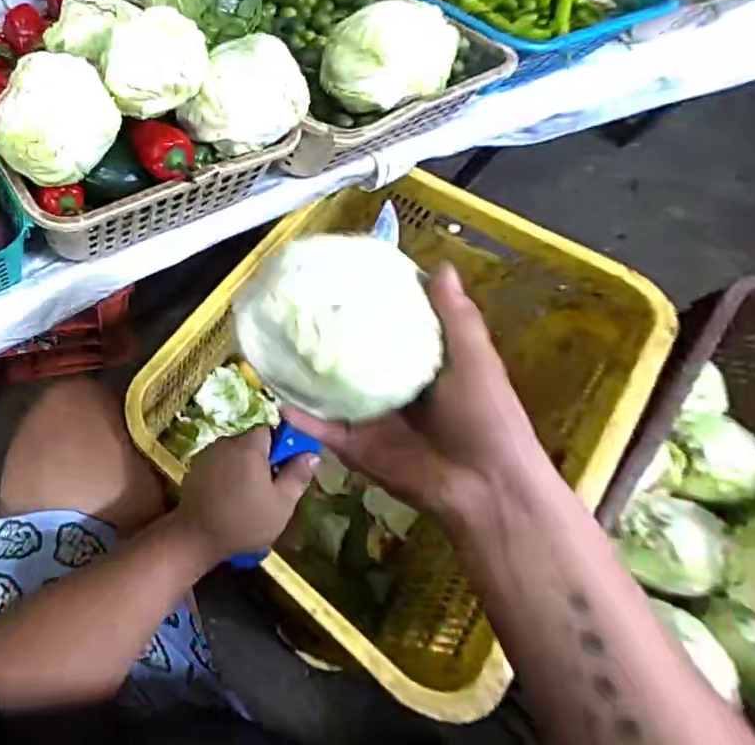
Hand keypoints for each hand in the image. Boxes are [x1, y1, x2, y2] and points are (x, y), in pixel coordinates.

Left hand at [173, 426, 316, 559]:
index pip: (268, 429)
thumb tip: (311, 454)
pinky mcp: (196, 466)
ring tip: (251, 495)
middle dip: (263, 458)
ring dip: (245, 466)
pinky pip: (220, 462)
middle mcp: (225, 442)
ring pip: (235, 452)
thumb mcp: (281, 503)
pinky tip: (231, 496)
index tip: (287, 465)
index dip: (280, 444)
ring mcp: (208, 453)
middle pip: (250, 441)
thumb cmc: (246, 520)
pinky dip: (228, 473)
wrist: (197, 534)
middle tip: (272, 486)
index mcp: (248, 446)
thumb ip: (297, 475)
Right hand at [283, 262, 549, 528]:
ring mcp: (364, 415)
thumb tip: (440, 266)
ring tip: (267, 342)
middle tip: (287, 305)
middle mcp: (383, 387)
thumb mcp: (476, 361)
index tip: (335, 277)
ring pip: (323, 388)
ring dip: (298, 371)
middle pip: (345, 356)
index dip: (361, 305)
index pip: (381, 328)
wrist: (487, 489)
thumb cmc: (488, 419)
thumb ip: (456, 318)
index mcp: (413, 365)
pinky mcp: (351, 443)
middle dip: (319, 335)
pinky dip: (296, 412)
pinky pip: (317, 424)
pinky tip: (273, 392)